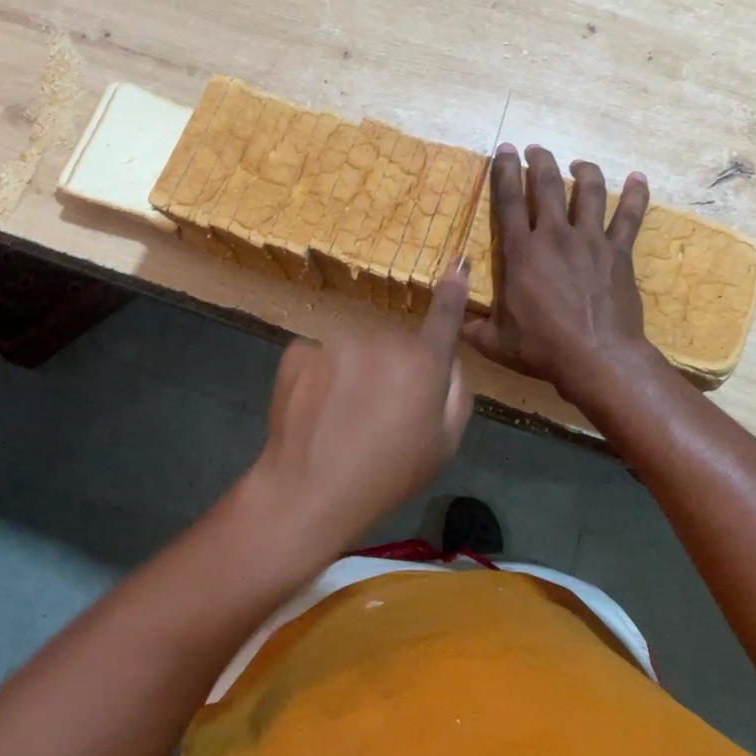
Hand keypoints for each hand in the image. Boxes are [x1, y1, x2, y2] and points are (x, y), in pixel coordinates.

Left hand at [237, 266, 473, 566]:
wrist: (308, 490)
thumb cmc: (387, 476)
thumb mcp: (444, 446)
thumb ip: (456, 395)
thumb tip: (448, 361)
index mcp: (423, 362)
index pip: (443, 318)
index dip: (452, 292)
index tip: (457, 264)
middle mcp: (381, 339)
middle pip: (392, 344)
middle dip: (390, 368)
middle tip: (379, 417)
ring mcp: (335, 342)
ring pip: (353, 350)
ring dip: (352, 373)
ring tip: (342, 419)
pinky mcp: (298, 351)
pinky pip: (319, 358)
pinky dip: (319, 378)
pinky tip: (315, 412)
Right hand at [462, 145, 657, 405]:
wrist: (598, 357)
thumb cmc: (541, 349)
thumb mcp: (493, 341)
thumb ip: (470, 325)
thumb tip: (450, 319)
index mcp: (520, 252)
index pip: (508, 201)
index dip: (505, 172)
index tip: (504, 150)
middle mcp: (554, 236)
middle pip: (548, 185)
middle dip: (540, 161)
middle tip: (535, 148)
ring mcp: (590, 241)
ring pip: (589, 191)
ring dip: (583, 170)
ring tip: (578, 163)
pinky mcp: (619, 252)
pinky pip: (630, 217)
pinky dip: (635, 195)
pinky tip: (638, 178)